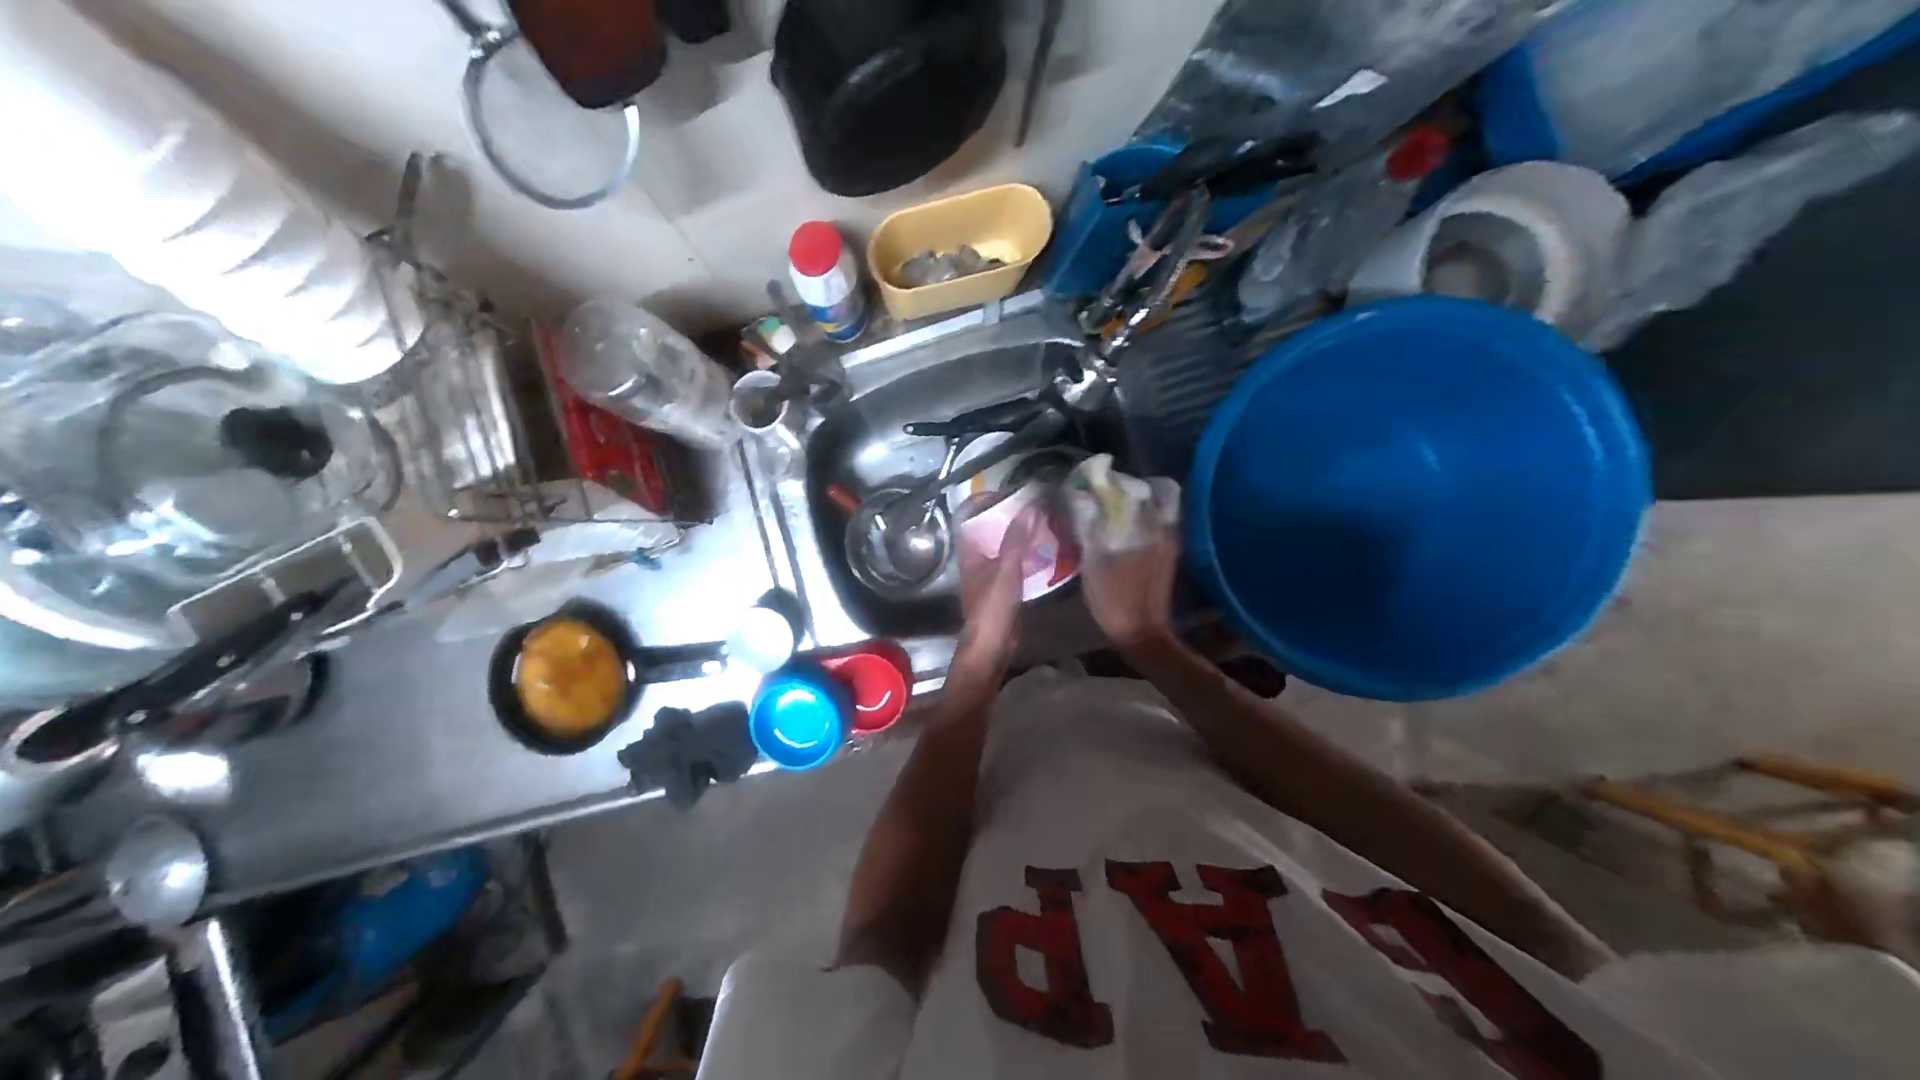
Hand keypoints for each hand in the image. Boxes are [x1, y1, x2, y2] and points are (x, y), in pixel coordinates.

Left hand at [950, 507, 1039, 687]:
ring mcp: (991, 573)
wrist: (991, 647)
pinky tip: (1049, 551)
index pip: (972, 515)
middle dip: (1012, 517)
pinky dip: (1030, 555)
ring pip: (1006, 546)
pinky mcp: (1005, 587)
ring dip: (1023, 536)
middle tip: (1037, 506)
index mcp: (969, 550)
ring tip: (1047, 523)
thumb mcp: (1006, 569)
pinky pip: (1017, 563)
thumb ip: (1016, 539)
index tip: (1012, 493)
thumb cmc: (992, 607)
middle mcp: (977, 558)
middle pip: (991, 529)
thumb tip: (1030, 507)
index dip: (988, 501)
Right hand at [1070, 481, 1180, 654]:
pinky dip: (1139, 520)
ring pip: (1157, 509)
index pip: (1142, 486)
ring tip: (1108, 510)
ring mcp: (1169, 543)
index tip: (1097, 478)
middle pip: (1155, 492)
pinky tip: (1118, 531)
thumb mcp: (1093, 561)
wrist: (1142, 634)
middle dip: (1130, 487)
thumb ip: (1088, 525)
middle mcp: (1164, 528)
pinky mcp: (1167, 556)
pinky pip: (1156, 525)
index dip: (1119, 478)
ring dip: (1135, 504)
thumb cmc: (1114, 598)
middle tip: (1104, 492)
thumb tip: (1080, 496)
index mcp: (1148, 526)